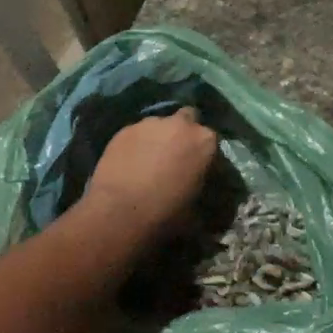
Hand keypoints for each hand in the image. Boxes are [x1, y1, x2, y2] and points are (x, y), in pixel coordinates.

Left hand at [81, 109, 217, 237]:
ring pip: (159, 125)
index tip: (199, 167)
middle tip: (175, 156)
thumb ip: (201, 188)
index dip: (205, 153)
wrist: (120, 212)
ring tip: (149, 161)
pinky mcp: (124, 129)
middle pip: (187, 119)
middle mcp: (180, 124)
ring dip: (158, 138)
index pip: (211, 140)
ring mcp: (149, 123)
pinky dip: (137, 144)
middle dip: (183, 133)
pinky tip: (130, 163)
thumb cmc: (166, 213)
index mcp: (205, 140)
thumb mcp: (196, 207)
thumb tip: (198, 190)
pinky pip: (136, 133)